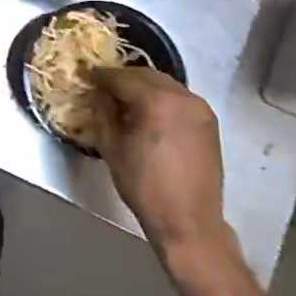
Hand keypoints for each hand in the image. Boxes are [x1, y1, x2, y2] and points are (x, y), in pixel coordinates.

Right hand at [93, 68, 230, 258]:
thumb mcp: (112, 148)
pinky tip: (149, 112)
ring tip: (125, 99)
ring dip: (143, 86)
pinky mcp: (208, 121)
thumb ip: (103, 114)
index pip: (123, 78)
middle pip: (146, 75)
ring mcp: (199, 108)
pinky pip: (179, 98)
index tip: (87, 76)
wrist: (188, 220)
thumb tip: (98, 95)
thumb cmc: (144, 186)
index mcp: (156, 102)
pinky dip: (161, 97)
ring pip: (165, 84)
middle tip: (103, 87)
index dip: (102, 76)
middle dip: (123, 78)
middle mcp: (182, 97)